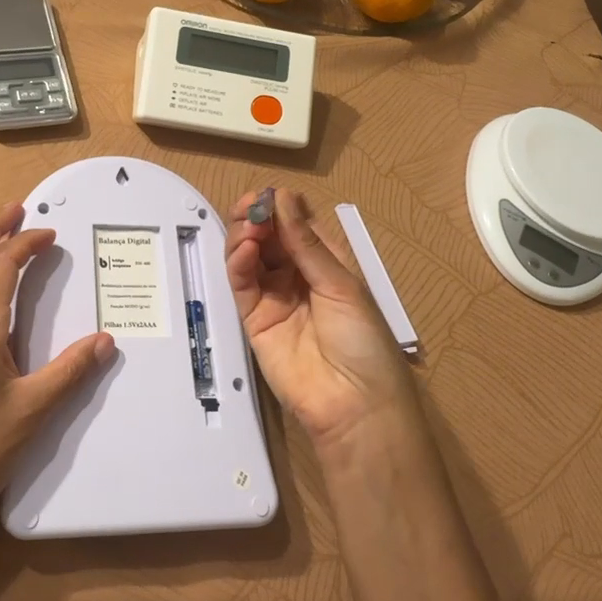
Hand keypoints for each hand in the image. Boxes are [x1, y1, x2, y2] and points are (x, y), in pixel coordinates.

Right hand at [225, 188, 421, 450]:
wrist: (354, 406)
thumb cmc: (363, 341)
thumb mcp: (342, 285)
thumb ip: (306, 243)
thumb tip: (282, 197)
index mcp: (327, 262)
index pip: (297, 222)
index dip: (282, 206)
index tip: (270, 195)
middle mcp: (298, 274)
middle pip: (269, 234)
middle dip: (257, 216)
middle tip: (250, 206)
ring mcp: (274, 295)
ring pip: (250, 254)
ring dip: (245, 235)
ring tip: (248, 228)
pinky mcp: (253, 317)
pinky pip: (241, 283)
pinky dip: (238, 263)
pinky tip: (244, 251)